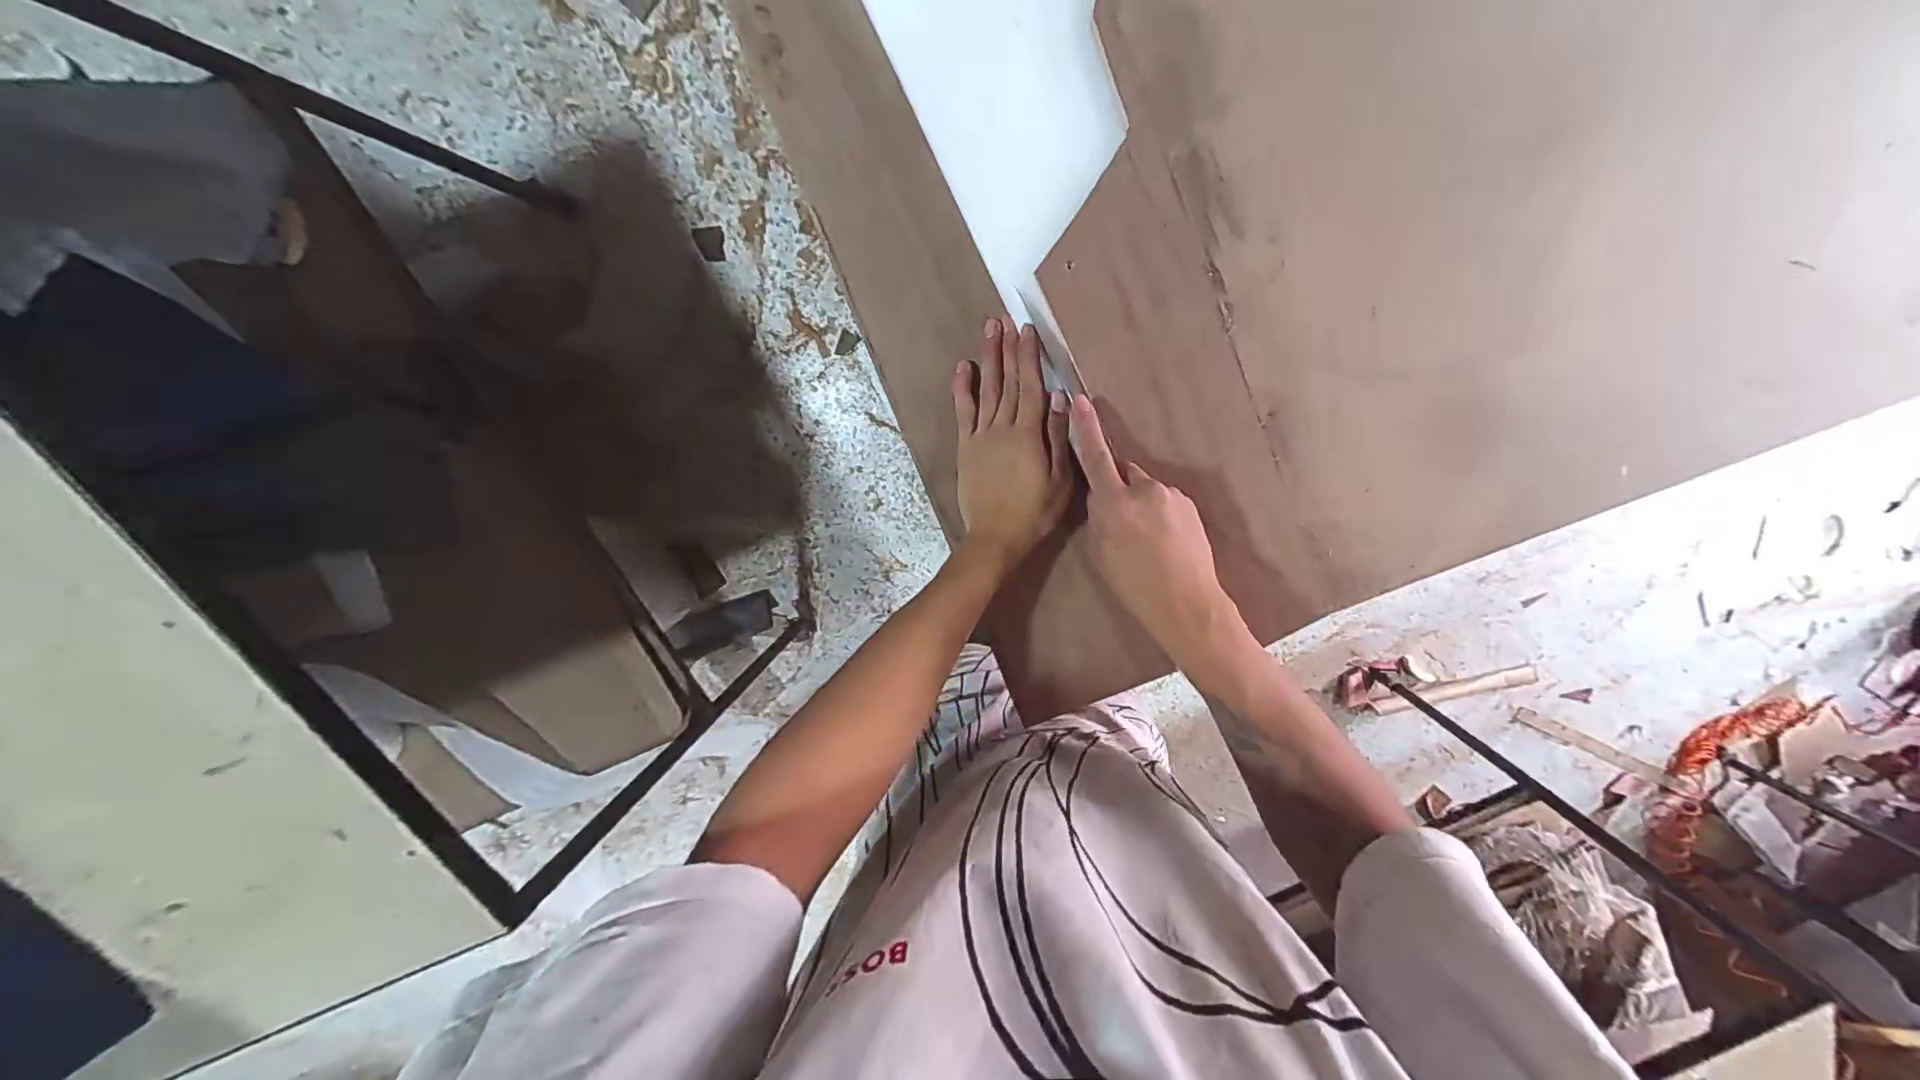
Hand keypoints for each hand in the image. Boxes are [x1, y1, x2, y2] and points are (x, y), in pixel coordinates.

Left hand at [953, 316, 1071, 571]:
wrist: (995, 537)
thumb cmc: (1034, 513)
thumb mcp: (1060, 480)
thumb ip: (1059, 438)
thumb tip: (1061, 398)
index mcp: (1028, 434)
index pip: (1031, 387)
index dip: (1029, 357)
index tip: (1028, 330)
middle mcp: (1002, 428)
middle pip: (1007, 381)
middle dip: (1007, 349)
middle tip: (1005, 320)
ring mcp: (981, 436)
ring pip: (986, 390)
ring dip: (988, 359)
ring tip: (988, 331)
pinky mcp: (966, 447)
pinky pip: (963, 412)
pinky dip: (962, 389)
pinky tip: (963, 368)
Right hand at [1067, 395, 1256, 679]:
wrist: (1186, 602)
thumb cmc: (1134, 584)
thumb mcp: (1100, 551)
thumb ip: (1098, 515)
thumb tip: (1102, 496)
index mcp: (1115, 503)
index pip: (1096, 457)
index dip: (1085, 429)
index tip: (1081, 400)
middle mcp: (1145, 490)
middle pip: (1124, 474)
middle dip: (1118, 487)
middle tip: (1117, 521)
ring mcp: (1171, 496)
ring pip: (1146, 490)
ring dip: (1140, 504)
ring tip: (1144, 541)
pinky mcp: (1189, 505)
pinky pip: (1164, 501)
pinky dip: (1159, 515)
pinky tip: (1162, 542)